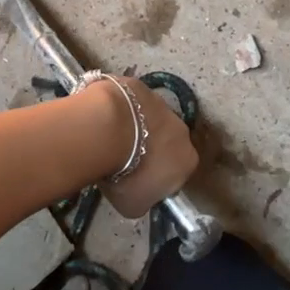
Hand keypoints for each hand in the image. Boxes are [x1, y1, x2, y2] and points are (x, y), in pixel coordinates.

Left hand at [87, 77, 197, 218]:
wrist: (108, 129)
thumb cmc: (125, 174)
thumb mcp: (135, 204)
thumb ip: (145, 199)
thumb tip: (141, 193)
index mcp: (187, 160)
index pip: (176, 171)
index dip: (157, 176)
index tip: (137, 179)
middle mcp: (181, 129)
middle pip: (166, 140)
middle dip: (149, 146)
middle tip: (123, 156)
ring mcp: (160, 102)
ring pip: (148, 117)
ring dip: (134, 124)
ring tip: (109, 135)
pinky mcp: (139, 85)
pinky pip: (130, 99)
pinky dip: (119, 106)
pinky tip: (102, 115)